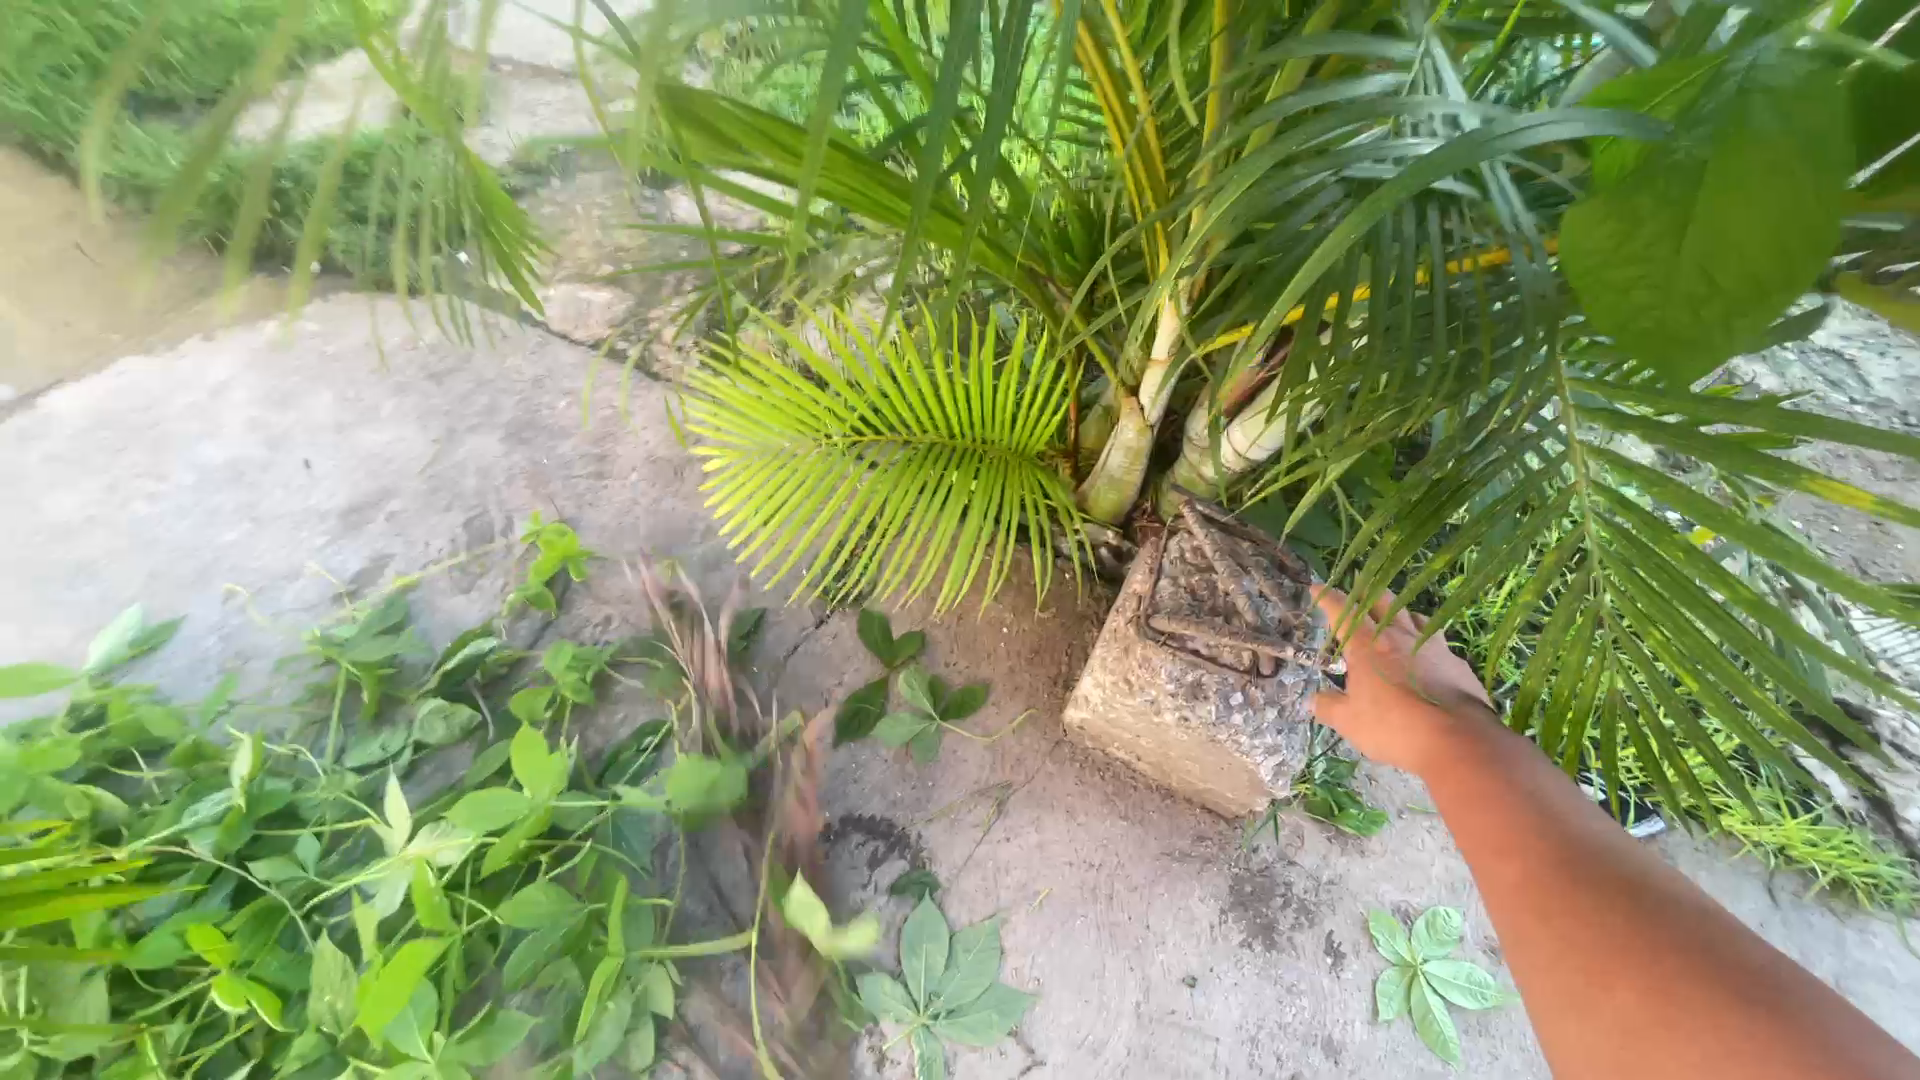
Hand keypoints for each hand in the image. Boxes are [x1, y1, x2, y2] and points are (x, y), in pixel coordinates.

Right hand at [1311, 586, 1500, 776]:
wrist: (1459, 742)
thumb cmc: (1394, 727)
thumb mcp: (1349, 722)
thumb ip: (1328, 707)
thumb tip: (1312, 700)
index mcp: (1367, 645)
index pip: (1343, 610)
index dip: (1327, 597)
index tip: (1316, 588)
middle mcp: (1399, 637)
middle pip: (1382, 600)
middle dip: (1365, 592)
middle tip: (1355, 593)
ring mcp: (1433, 647)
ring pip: (1414, 615)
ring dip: (1399, 612)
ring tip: (1392, 619)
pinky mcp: (1457, 664)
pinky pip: (1438, 641)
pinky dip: (1425, 641)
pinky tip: (1425, 656)